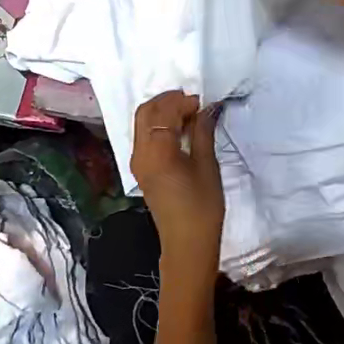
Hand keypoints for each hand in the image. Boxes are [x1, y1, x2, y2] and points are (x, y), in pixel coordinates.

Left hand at [131, 91, 223, 265]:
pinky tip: (179, 130)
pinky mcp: (140, 169)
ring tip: (189, 114)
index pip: (164, 112)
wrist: (187, 242)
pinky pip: (144, 137)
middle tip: (193, 103)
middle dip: (167, 101)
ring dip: (162, 112)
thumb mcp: (206, 165)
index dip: (183, 102)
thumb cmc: (202, 206)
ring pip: (142, 123)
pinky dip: (158, 126)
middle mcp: (140, 152)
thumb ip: (202, 132)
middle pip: (145, 112)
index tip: (203, 102)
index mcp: (156, 151)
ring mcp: (137, 161)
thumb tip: (206, 108)